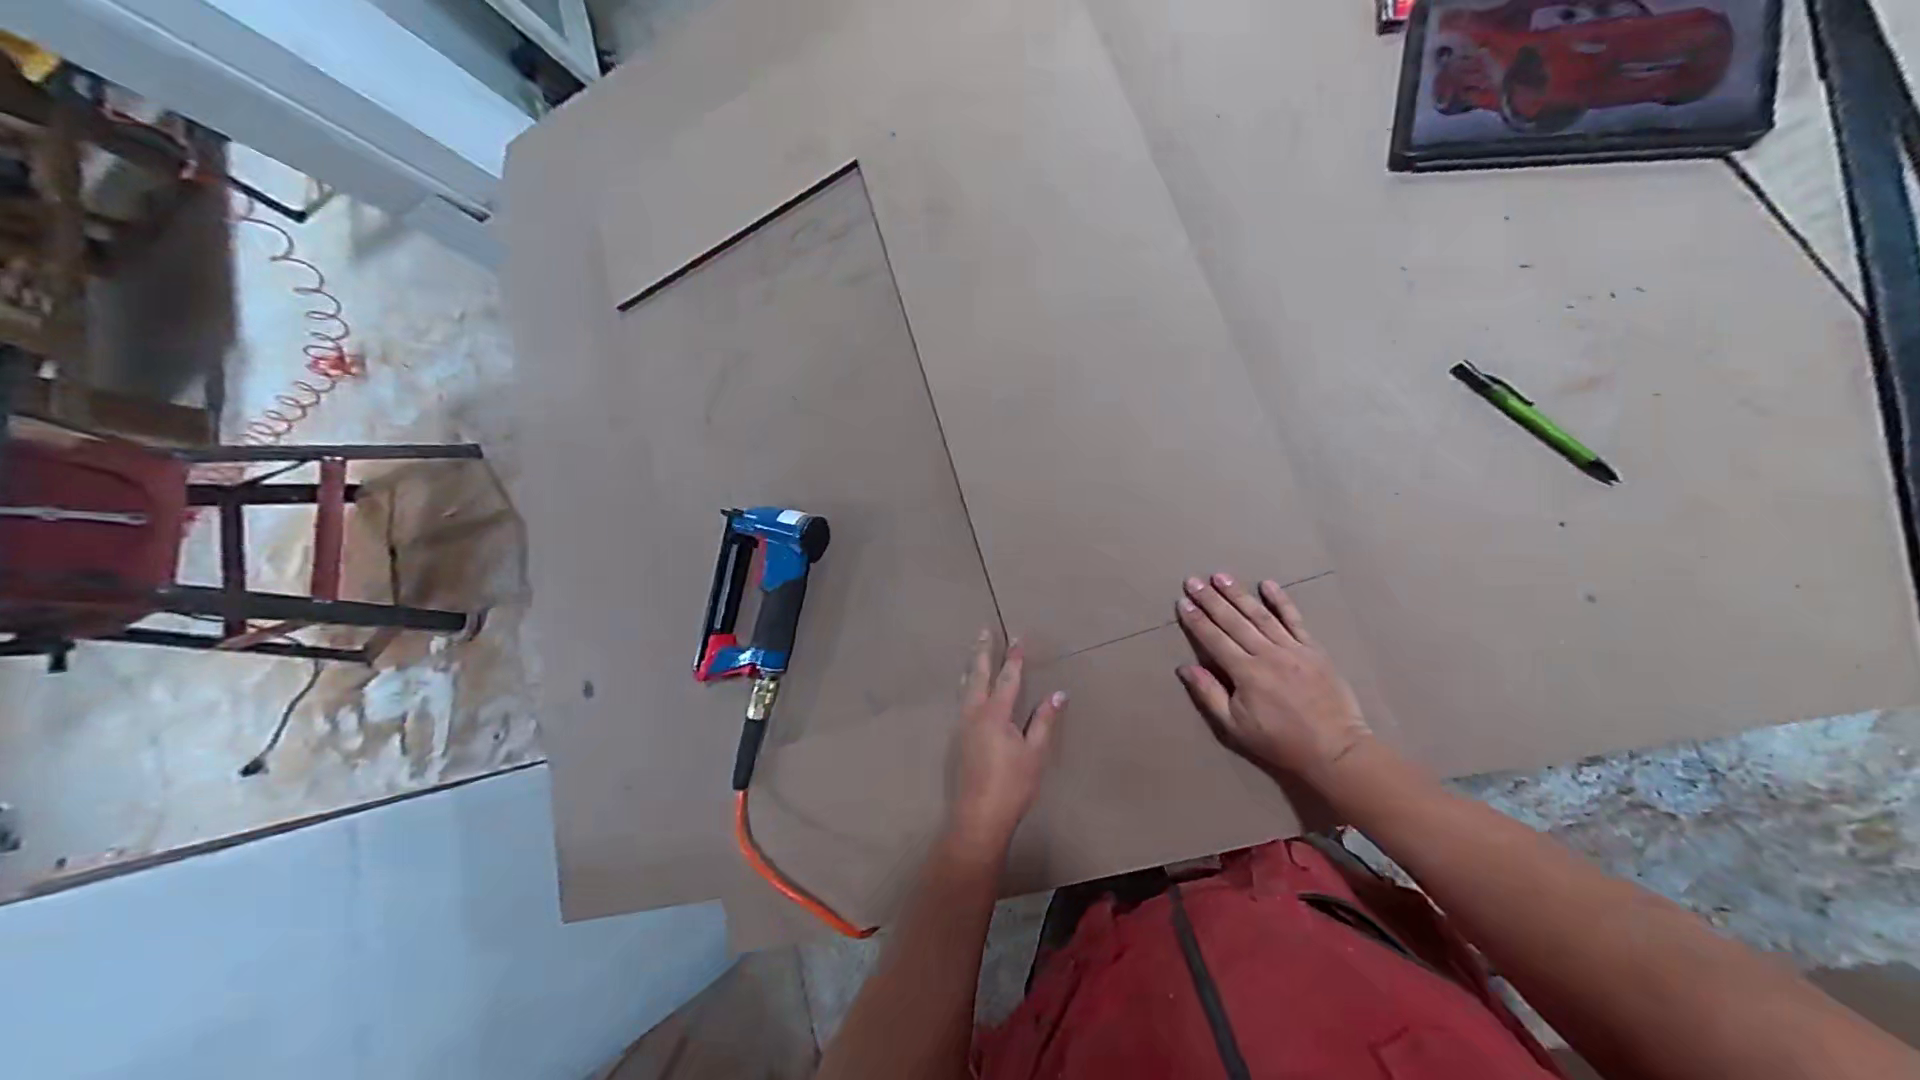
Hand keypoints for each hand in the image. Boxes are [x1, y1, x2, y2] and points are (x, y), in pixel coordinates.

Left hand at [950, 631, 1065, 855]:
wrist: (978, 816)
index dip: (1014, 658)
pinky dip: (966, 686)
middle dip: (983, 652)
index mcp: (995, 713)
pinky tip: (967, 690)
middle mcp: (974, 713)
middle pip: (978, 675)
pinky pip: (961, 700)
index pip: (1007, 678)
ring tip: (973, 653)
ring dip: (972, 666)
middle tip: (983, 631)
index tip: (1017, 638)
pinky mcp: (958, 739)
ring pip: (966, 687)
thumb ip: (1044, 721)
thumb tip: (1058, 693)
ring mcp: (962, 726)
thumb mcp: (1035, 753)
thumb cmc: (1012, 784)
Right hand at [1175, 574, 1372, 781]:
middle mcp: (1267, 654)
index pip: (1214, 639)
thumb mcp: (1235, 727)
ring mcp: (1293, 649)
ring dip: (1238, 594)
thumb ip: (1209, 695)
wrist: (1336, 749)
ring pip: (1260, 615)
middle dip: (1211, 600)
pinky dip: (1281, 601)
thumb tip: (1185, 668)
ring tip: (1220, 576)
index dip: (1196, 620)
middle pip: (1233, 621)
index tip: (1183, 602)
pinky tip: (1267, 584)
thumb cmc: (1281, 742)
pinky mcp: (1313, 649)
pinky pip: (1294, 619)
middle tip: (1193, 581)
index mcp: (1246, 673)